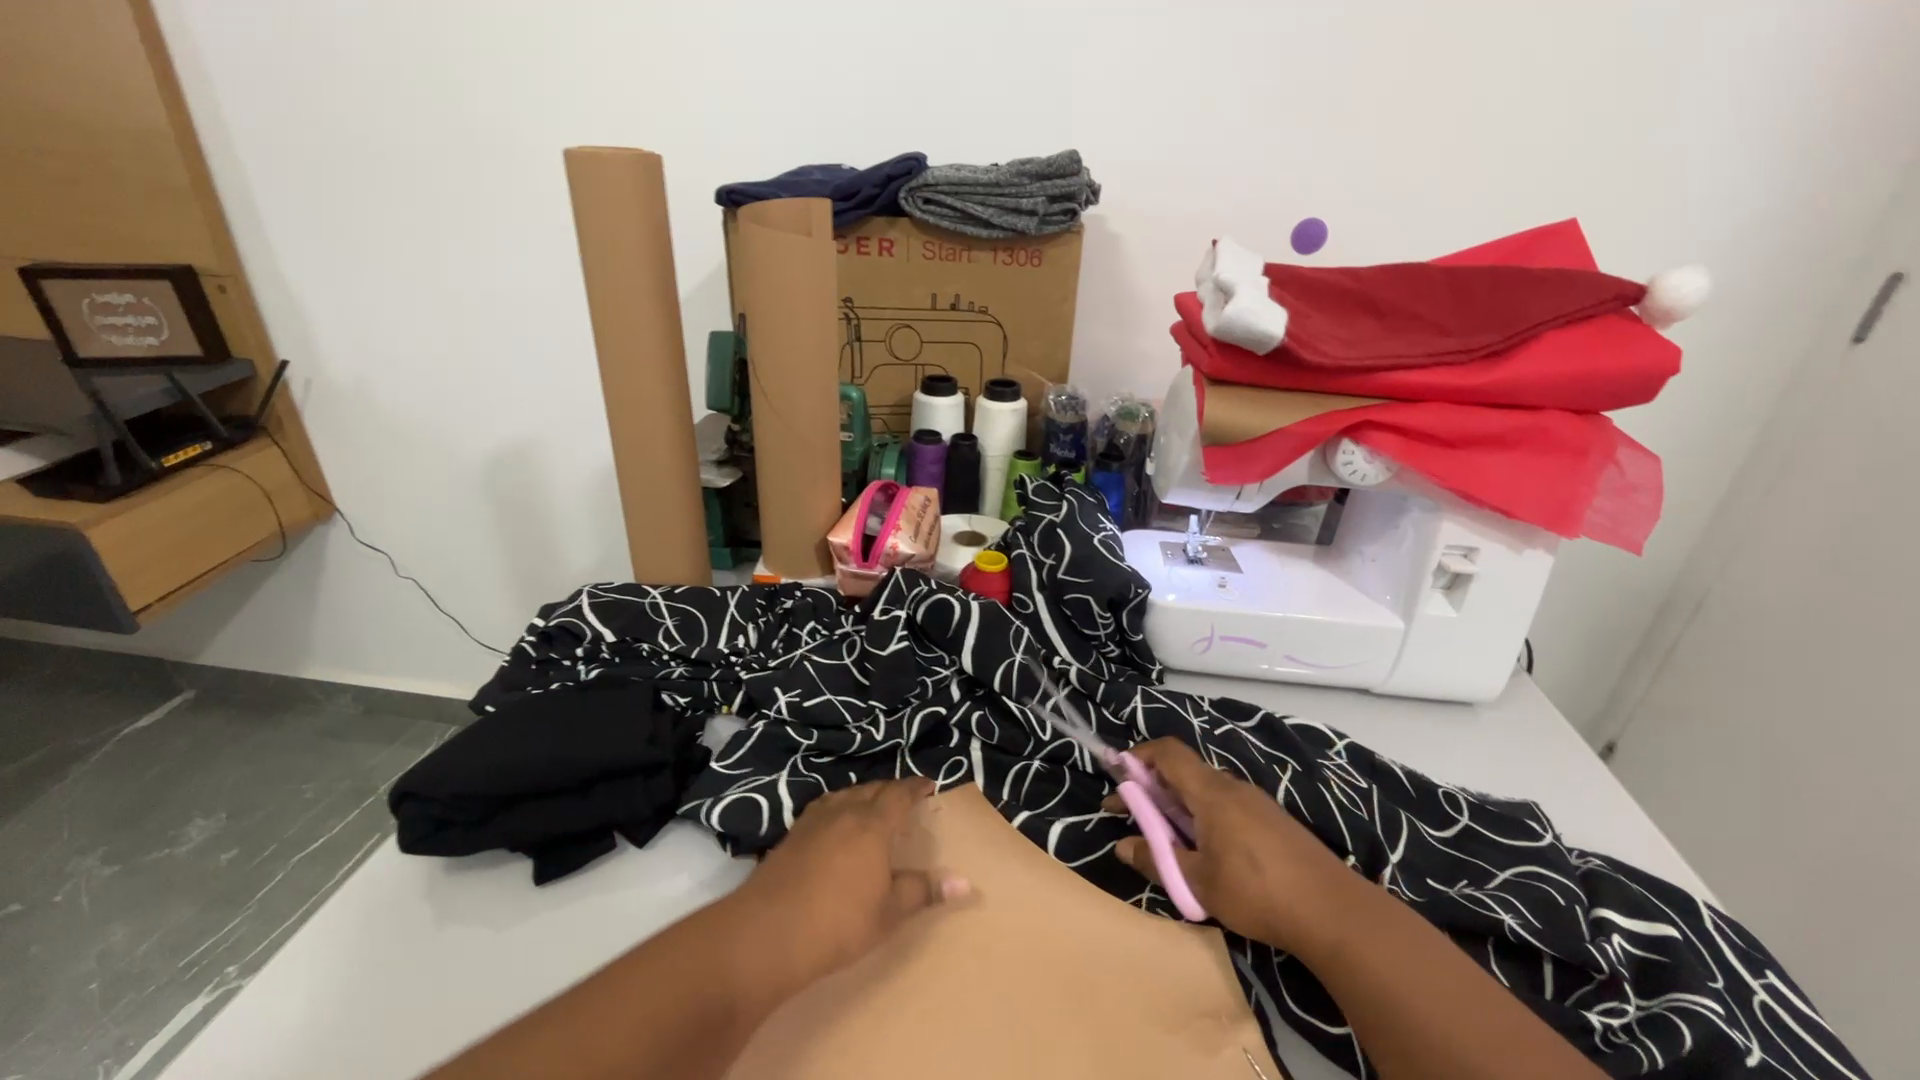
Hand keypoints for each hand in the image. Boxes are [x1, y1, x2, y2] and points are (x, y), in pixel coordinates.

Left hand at [730, 777, 968, 981]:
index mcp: (872, 825)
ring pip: (843, 796)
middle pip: (870, 790)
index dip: (915, 787)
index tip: (928, 784)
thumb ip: (924, 892)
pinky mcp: (789, 837)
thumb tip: (965, 883)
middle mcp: (842, 813)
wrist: (765, 934)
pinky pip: (822, 810)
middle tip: (905, 797)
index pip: (899, 794)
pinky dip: (838, 810)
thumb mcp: (889, 912)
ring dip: (861, 796)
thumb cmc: (838, 923)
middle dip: (890, 790)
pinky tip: (835, 828)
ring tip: (871, 808)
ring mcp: (811, 823)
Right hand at [1106, 738, 1358, 951]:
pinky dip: (1203, 816)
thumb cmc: (1257, 893)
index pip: (1168, 753)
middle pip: (1185, 772)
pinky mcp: (1273, 822)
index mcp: (1212, 793)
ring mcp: (1257, 804)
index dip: (1139, 756)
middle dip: (1152, 788)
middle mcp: (1233, 788)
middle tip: (1130, 816)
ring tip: (1165, 839)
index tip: (1117, 775)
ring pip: (1206, 791)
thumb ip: (1157, 860)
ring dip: (1178, 805)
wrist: (1333, 911)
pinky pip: (1226, 806)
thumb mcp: (1198, 883)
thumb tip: (1123, 845)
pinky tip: (1204, 850)